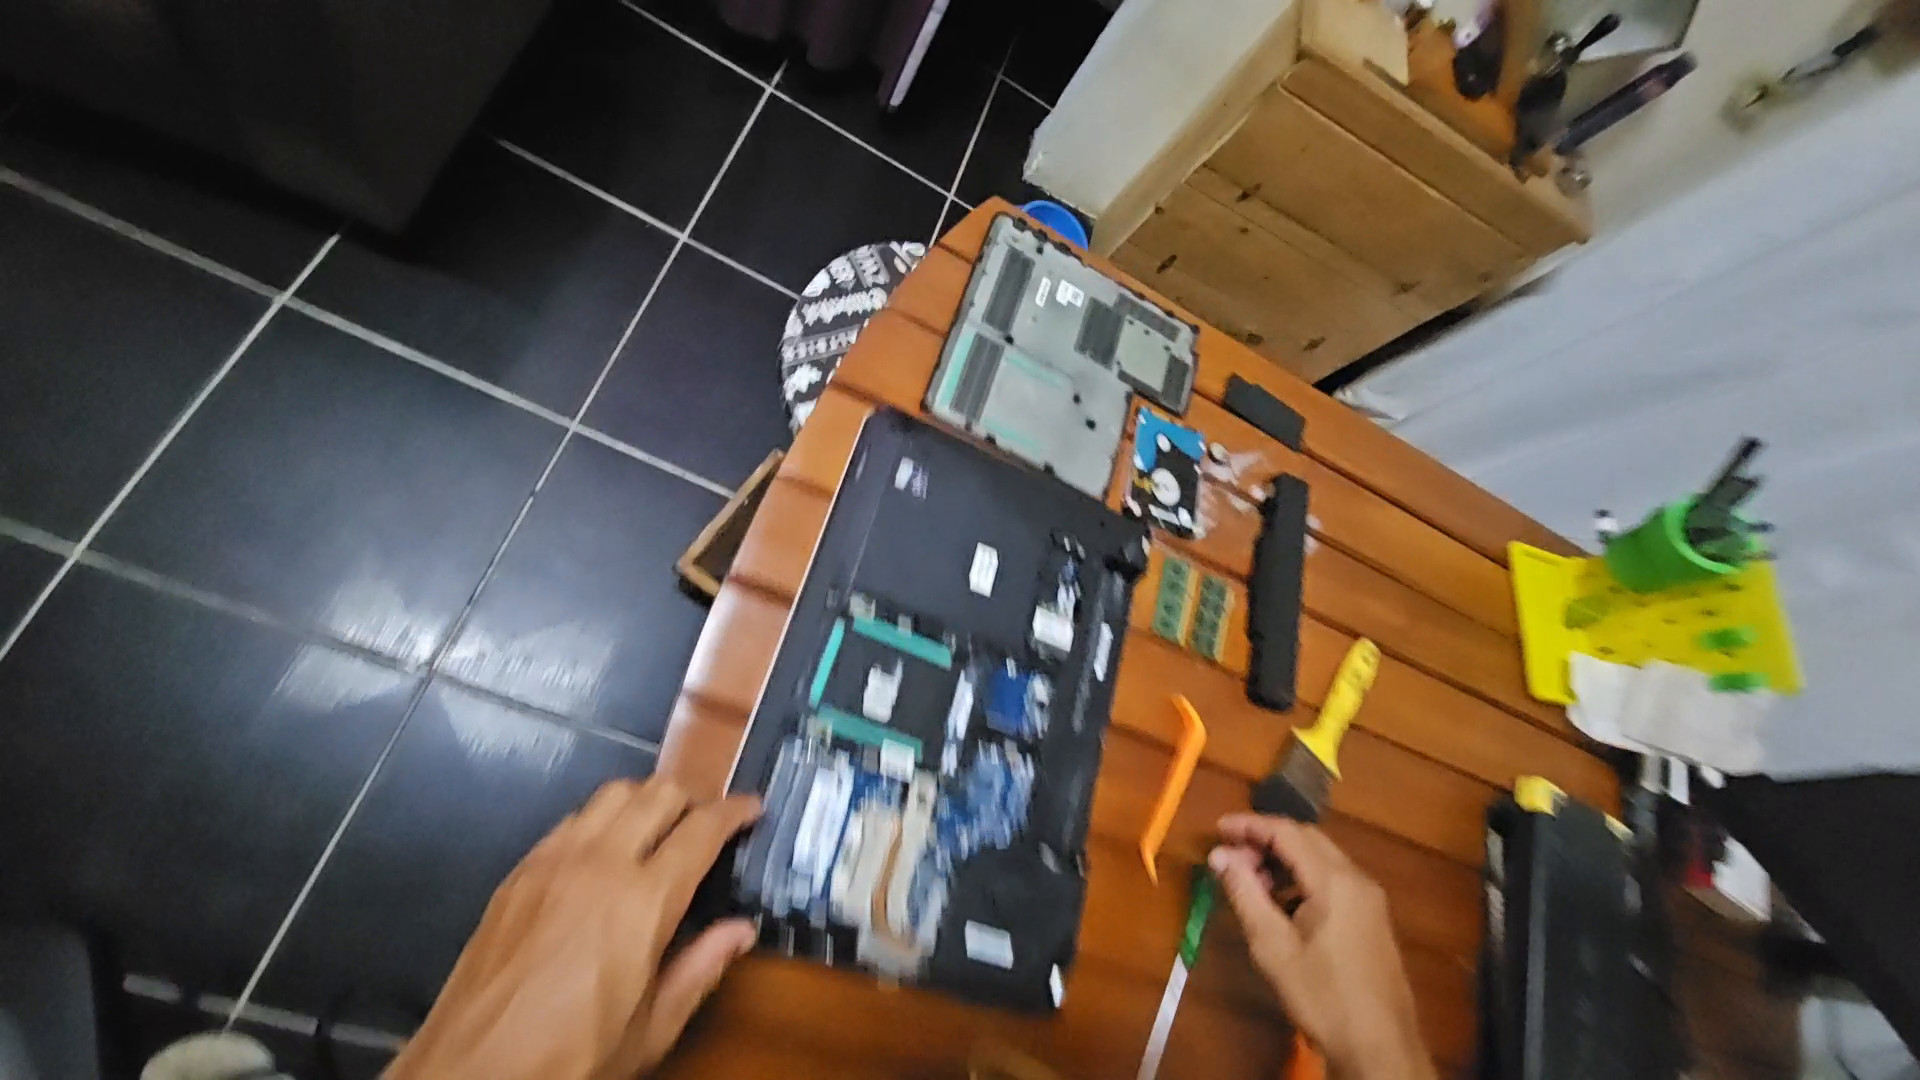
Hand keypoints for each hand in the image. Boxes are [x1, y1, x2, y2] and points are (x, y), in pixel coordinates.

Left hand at [387, 778, 761, 1079]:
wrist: (465, 1079)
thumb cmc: (571, 1058)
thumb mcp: (651, 1031)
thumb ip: (702, 968)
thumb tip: (743, 928)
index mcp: (643, 899)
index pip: (703, 828)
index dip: (736, 811)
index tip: (754, 809)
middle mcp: (601, 862)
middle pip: (661, 792)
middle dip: (695, 798)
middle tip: (708, 823)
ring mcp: (555, 860)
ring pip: (615, 792)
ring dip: (648, 799)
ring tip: (660, 828)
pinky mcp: (520, 870)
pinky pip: (574, 818)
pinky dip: (604, 818)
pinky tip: (605, 850)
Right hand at [1209, 814, 1434, 1079]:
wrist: (1381, 1051)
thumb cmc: (1322, 996)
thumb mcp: (1272, 946)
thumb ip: (1244, 893)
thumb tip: (1219, 855)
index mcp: (1334, 881)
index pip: (1286, 832)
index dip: (1249, 825)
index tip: (1218, 830)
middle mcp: (1356, 879)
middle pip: (1306, 838)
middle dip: (1265, 839)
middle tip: (1232, 855)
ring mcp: (1369, 899)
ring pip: (1320, 858)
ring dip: (1283, 858)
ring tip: (1251, 880)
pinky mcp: (1372, 918)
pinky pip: (1332, 879)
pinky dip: (1302, 877)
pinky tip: (1281, 903)